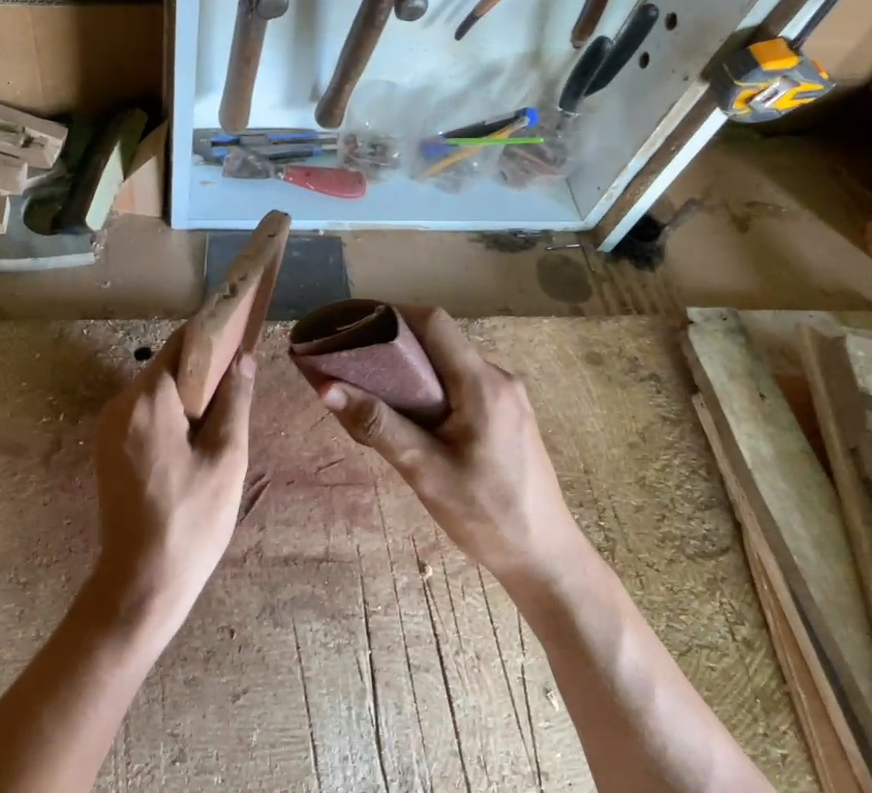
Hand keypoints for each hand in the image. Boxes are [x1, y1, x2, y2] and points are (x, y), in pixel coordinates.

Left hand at [90, 330, 254, 635]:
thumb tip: (243, 358)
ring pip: (155, 393)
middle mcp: (119, 404)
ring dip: (187, 397)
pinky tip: (194, 443)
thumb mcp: (226, 458)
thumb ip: (234, 401)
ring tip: (222, 420)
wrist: (141, 580)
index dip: (213, 335)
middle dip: (202, 371)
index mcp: (148, 399)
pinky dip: (170, 417)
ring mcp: (108, 427)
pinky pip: (143, 416)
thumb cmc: (192, 519)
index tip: (241, 333)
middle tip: (240, 387)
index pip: (182, 344)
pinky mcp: (107, 449)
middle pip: (166, 368)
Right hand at [316, 305, 580, 577]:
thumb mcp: (424, 469)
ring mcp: (505, 398)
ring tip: (366, 384)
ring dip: (408, 367)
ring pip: (447, 364)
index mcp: (482, 384)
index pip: (434, 322)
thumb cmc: (487, 514)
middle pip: (438, 341)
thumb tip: (326, 388)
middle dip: (391, 342)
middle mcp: (498, 380)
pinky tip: (402, 413)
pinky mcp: (504, 417)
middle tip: (348, 358)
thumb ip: (377, 424)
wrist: (545, 558)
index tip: (351, 324)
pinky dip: (426, 387)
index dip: (390, 313)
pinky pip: (458, 385)